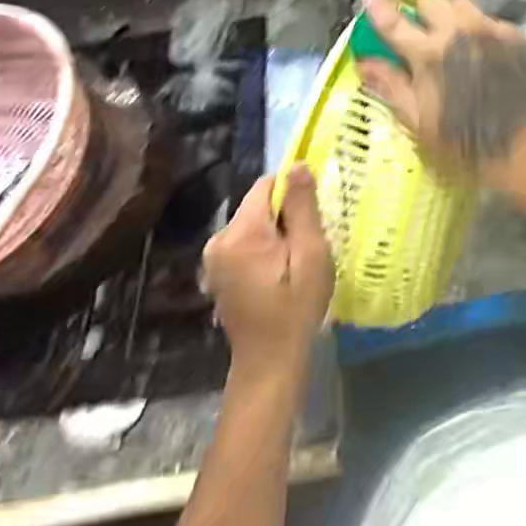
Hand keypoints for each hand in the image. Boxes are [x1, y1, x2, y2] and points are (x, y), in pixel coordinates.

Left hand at [201, 166, 333, 370]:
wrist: (269, 361)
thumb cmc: (296, 307)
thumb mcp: (311, 254)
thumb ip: (302, 208)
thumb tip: (296, 165)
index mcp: (241, 233)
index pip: (267, 185)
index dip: (293, 195)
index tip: (311, 219)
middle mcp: (219, 238)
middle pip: (259, 204)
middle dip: (285, 216)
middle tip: (306, 246)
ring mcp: (214, 257)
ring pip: (254, 222)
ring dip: (276, 233)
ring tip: (294, 262)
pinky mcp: (217, 270)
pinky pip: (246, 241)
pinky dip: (265, 248)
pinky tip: (279, 273)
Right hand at [356, 0, 525, 183]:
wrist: (523, 145)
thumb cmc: (463, 141)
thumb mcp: (417, 120)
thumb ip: (391, 85)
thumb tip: (365, 62)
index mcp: (429, 54)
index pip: (395, 22)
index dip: (379, 6)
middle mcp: (459, 32)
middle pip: (431, 0)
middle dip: (420, 10)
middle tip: (420, 28)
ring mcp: (490, 30)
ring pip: (463, 5)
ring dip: (451, 15)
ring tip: (452, 36)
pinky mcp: (515, 36)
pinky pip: (490, 19)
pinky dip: (479, 28)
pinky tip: (482, 51)